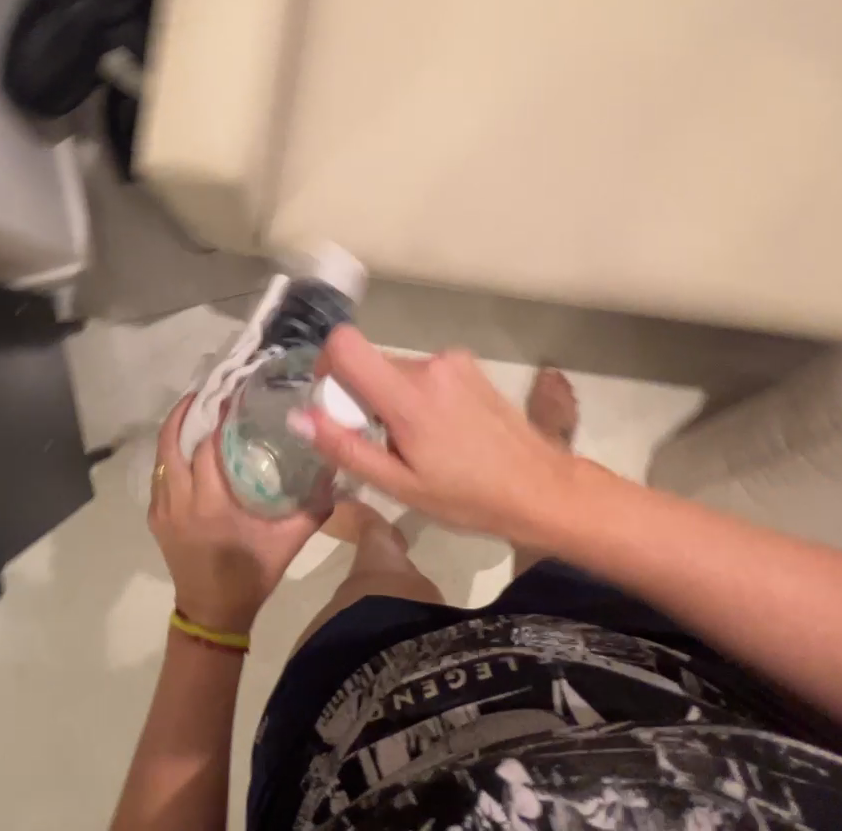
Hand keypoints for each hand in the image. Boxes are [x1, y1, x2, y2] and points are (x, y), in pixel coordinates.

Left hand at [149, 397, 326, 633]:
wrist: (212, 615)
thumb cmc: (250, 577)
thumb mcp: (287, 544)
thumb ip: (312, 509)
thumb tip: (335, 474)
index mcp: (210, 505)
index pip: (206, 448)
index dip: (216, 419)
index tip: (231, 397)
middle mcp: (180, 501)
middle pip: (171, 443)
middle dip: (184, 413)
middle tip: (203, 392)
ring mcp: (163, 510)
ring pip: (161, 458)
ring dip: (173, 431)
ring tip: (193, 412)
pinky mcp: (156, 518)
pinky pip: (159, 477)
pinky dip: (169, 456)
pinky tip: (186, 448)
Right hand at [297, 326, 605, 540]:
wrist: (543, 489)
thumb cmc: (467, 497)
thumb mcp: (399, 485)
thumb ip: (344, 447)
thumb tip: (298, 417)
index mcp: (408, 394)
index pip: (345, 343)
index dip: (326, 365)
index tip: (333, 402)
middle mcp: (427, 364)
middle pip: (369, 363)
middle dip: (361, 397)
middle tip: (383, 443)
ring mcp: (451, 361)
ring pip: (394, 370)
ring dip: (390, 399)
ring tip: (416, 444)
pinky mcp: (467, 365)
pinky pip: (421, 372)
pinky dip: (416, 396)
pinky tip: (440, 432)